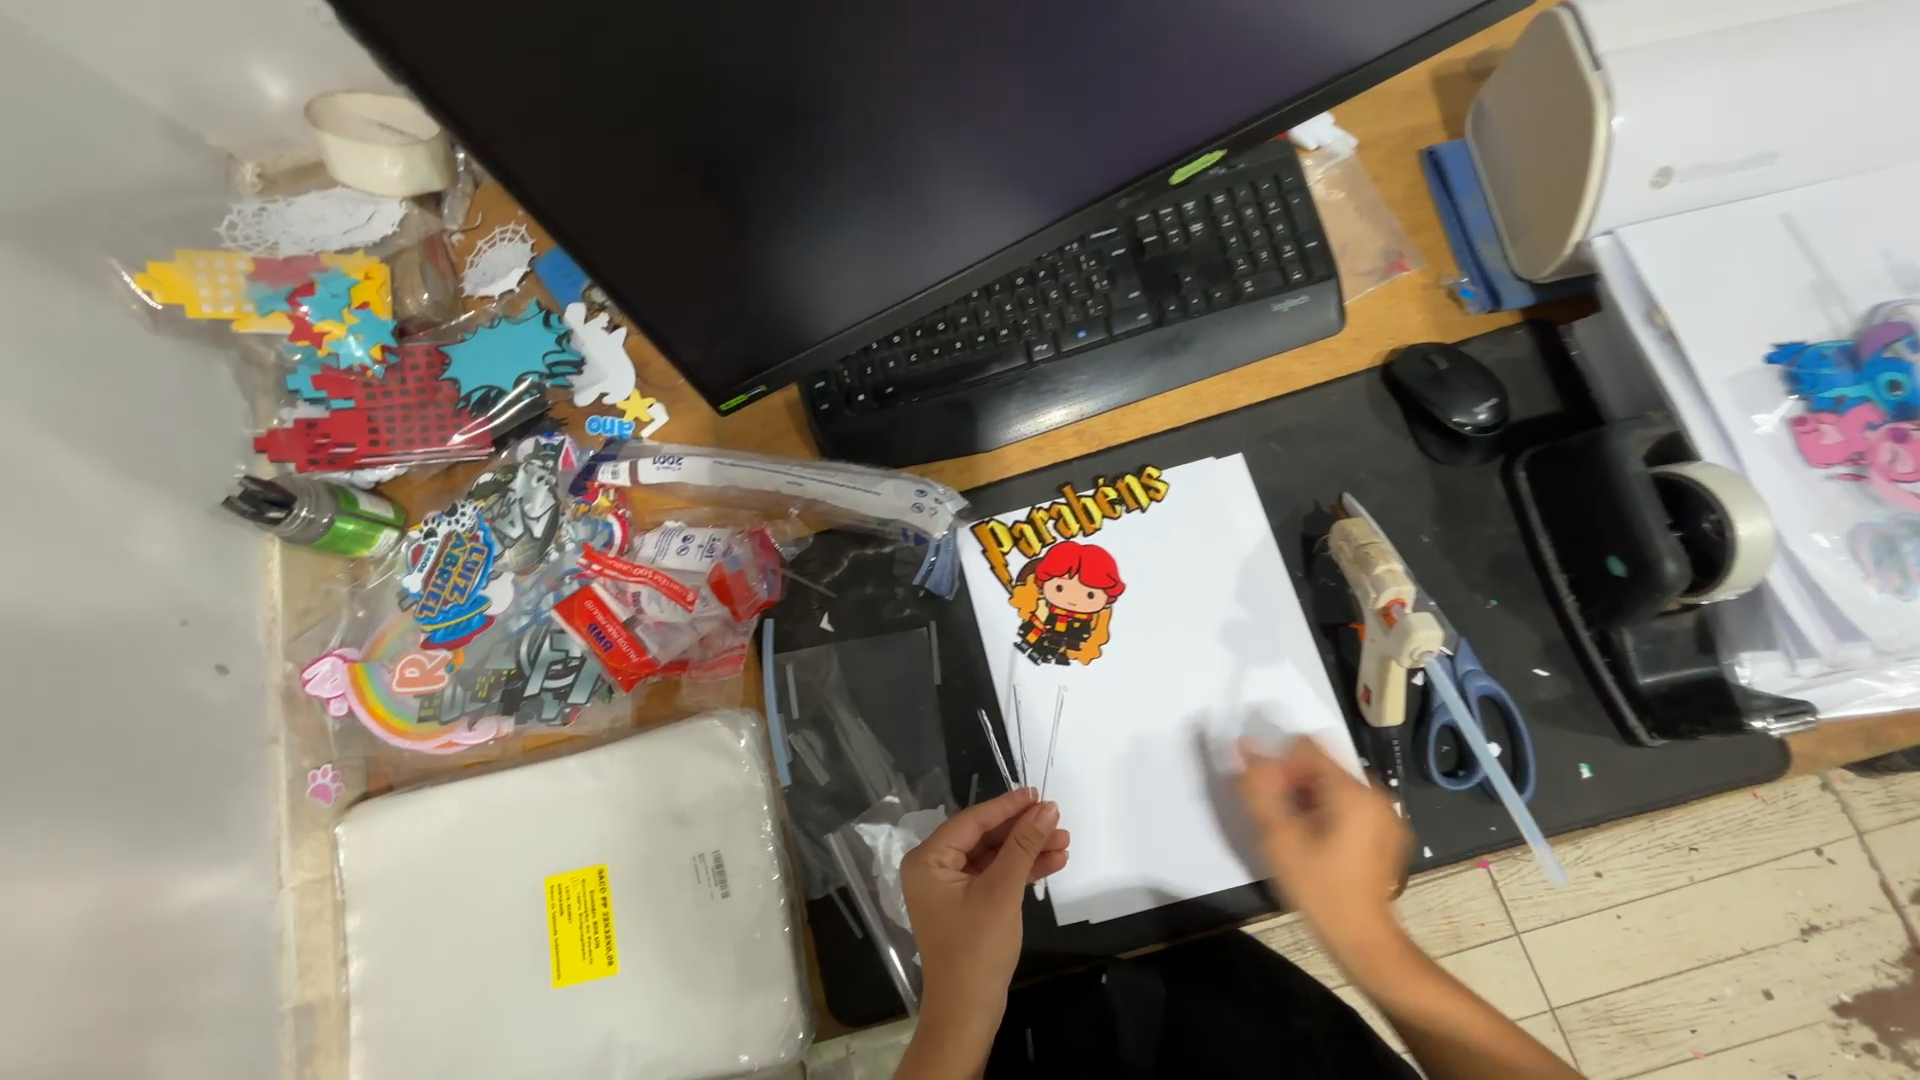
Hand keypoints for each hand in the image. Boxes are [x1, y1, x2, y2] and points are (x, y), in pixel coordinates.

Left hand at [901, 788, 1068, 1023]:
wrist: (968, 1014)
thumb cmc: (976, 948)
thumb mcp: (1002, 891)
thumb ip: (1023, 846)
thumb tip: (1047, 809)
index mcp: (928, 860)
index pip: (972, 820)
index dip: (1007, 806)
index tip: (1037, 793)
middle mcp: (934, 868)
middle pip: (984, 836)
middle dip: (1023, 830)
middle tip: (1057, 817)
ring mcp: (951, 888)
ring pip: (994, 856)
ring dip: (1028, 849)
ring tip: (1065, 840)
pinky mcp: (968, 905)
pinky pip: (996, 876)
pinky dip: (1022, 870)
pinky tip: (1054, 862)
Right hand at [1236, 736, 1411, 956]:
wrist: (1363, 939)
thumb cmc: (1318, 889)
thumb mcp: (1277, 837)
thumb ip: (1257, 787)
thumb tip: (1243, 746)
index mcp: (1352, 790)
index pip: (1304, 747)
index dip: (1279, 768)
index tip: (1274, 803)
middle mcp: (1375, 793)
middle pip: (1319, 764)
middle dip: (1294, 784)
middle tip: (1284, 823)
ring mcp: (1386, 812)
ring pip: (1332, 783)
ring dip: (1309, 798)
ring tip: (1302, 836)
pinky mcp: (1387, 830)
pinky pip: (1349, 802)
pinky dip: (1329, 811)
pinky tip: (1323, 845)